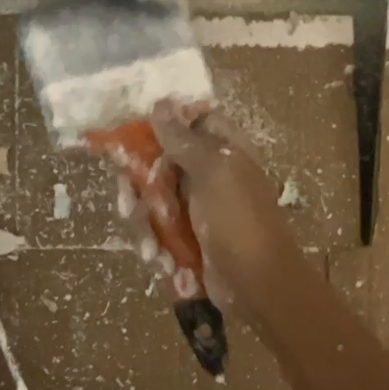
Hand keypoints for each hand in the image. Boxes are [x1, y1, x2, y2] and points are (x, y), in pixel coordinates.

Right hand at [123, 101, 303, 311]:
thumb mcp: (212, 172)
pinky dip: (154, 244)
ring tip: (148, 240)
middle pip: (160, 161)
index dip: (162, 122)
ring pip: (153, 198)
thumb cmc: (240, 222)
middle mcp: (208, 175)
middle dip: (140, 180)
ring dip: (144, 219)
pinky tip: (159, 258)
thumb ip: (183, 138)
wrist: (258, 286)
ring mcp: (196, 209)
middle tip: (130, 196)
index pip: (190, 121)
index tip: (131, 130)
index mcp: (224, 151)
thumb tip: (160, 103)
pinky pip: (157, 230)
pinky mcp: (186, 238)